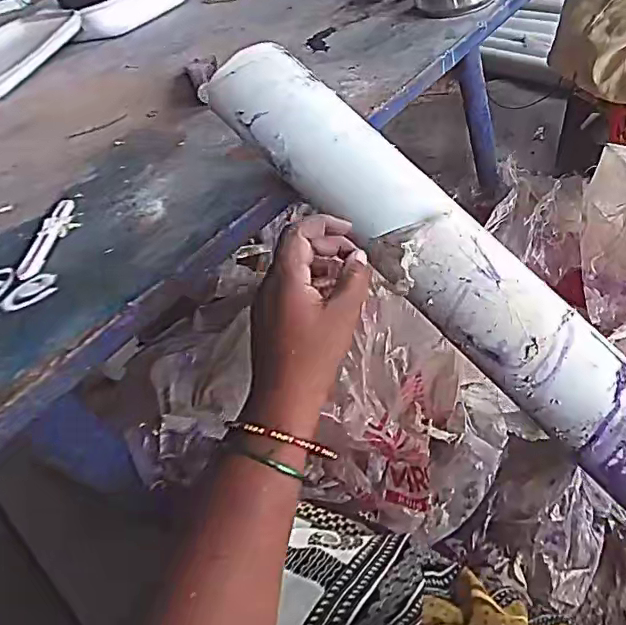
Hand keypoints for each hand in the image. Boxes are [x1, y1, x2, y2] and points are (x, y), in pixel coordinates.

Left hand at [244, 214, 372, 434]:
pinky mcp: (269, 316)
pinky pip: (291, 285)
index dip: (325, 224)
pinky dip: (313, 281)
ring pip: (294, 267)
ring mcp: (266, 300)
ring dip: (322, 263)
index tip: (349, 231)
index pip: (298, 232)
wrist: (283, 400)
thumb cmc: (314, 357)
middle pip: (296, 247)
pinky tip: (334, 295)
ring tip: (349, 275)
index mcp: (285, 277)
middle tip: (355, 255)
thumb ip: (354, 279)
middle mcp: (270, 283)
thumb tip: (359, 257)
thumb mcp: (343, 315)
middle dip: (327, 244)